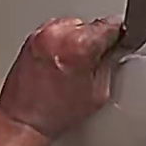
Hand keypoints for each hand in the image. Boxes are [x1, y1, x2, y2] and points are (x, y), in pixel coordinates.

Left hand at [0, 16, 122, 140]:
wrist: (24, 120)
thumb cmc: (56, 113)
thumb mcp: (99, 93)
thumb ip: (109, 64)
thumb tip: (114, 50)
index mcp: (79, 45)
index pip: (110, 25)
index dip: (120, 34)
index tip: (121, 40)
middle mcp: (58, 34)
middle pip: (90, 24)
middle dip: (96, 40)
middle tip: (92, 63)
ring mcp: (42, 34)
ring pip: (73, 25)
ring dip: (77, 39)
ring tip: (72, 65)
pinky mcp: (31, 38)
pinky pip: (56, 31)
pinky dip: (61, 42)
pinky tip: (60, 63)